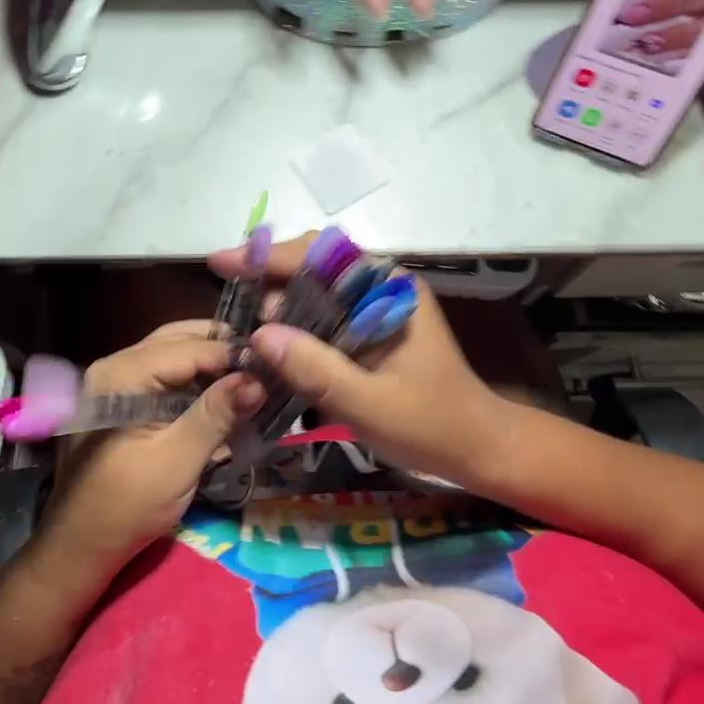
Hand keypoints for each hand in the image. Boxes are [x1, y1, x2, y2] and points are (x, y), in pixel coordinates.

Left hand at [40, 323, 263, 571]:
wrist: (79, 546)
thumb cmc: (126, 507)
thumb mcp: (177, 462)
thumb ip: (215, 416)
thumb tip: (258, 379)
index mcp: (121, 374)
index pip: (187, 347)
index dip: (231, 354)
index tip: (273, 364)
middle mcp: (114, 366)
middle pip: (178, 341)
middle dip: (221, 350)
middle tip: (265, 363)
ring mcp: (114, 382)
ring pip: (172, 356)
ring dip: (209, 364)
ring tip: (250, 376)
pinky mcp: (120, 401)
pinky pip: (162, 376)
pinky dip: (193, 381)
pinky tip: (221, 394)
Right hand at [209, 235, 509, 484]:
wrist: (478, 448)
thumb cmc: (431, 424)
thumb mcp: (370, 404)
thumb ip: (318, 369)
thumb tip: (260, 335)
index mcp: (389, 290)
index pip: (323, 255)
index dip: (271, 256)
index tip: (225, 262)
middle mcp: (381, 287)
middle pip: (315, 262)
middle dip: (269, 270)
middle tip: (225, 288)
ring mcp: (374, 307)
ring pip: (316, 286)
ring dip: (277, 295)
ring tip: (237, 315)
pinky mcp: (368, 330)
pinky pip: (323, 311)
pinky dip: (292, 318)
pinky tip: (266, 336)